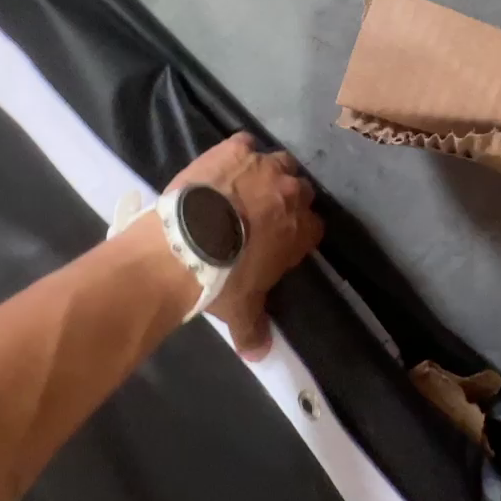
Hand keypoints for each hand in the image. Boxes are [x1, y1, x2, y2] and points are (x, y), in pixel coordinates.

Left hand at [167, 133, 322, 360]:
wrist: (186, 243)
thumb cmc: (222, 277)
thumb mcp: (241, 309)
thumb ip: (254, 330)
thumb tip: (259, 357)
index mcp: (301, 230)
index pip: (315, 226)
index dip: (299, 232)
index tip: (283, 240)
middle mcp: (292, 192)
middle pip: (301, 190)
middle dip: (287, 200)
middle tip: (264, 213)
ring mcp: (264, 166)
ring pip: (278, 162)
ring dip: (268, 173)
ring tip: (247, 186)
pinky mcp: (235, 148)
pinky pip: (246, 144)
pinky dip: (239, 153)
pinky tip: (226, 165)